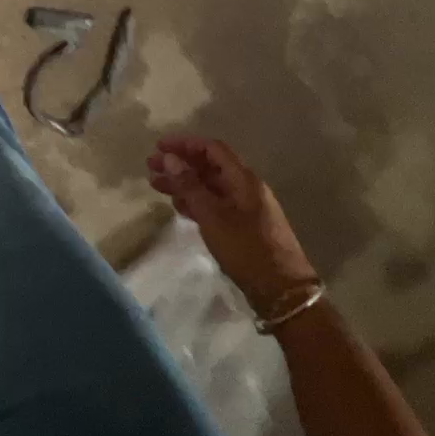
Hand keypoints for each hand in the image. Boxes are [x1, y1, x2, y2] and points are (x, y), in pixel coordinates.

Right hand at [147, 135, 318, 316]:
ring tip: (157, 187)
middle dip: (179, 163)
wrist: (282, 291)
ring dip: (184, 182)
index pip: (212, 148)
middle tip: (151, 167)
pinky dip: (195, 200)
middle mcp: (246, 188)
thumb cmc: (246, 248)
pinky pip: (215, 202)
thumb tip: (169, 157)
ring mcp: (246, 207)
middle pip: (209, 165)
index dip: (184, 144)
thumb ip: (189, 185)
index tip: (158, 147)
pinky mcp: (244, 225)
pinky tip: (179, 207)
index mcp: (243, 179)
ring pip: (210, 185)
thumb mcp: (211, 215)